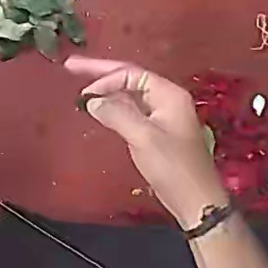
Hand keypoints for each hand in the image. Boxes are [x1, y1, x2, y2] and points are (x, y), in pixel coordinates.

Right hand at [66, 57, 228, 224]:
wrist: (196, 201)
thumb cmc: (173, 167)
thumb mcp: (144, 138)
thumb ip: (117, 114)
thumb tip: (91, 101)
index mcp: (169, 94)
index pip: (132, 74)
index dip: (106, 79)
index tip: (85, 93)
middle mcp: (166, 99)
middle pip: (129, 78)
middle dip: (101, 74)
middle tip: (71, 66)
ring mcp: (161, 115)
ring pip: (128, 95)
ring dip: (105, 92)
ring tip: (80, 89)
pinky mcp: (155, 131)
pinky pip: (131, 111)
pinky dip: (113, 108)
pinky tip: (97, 110)